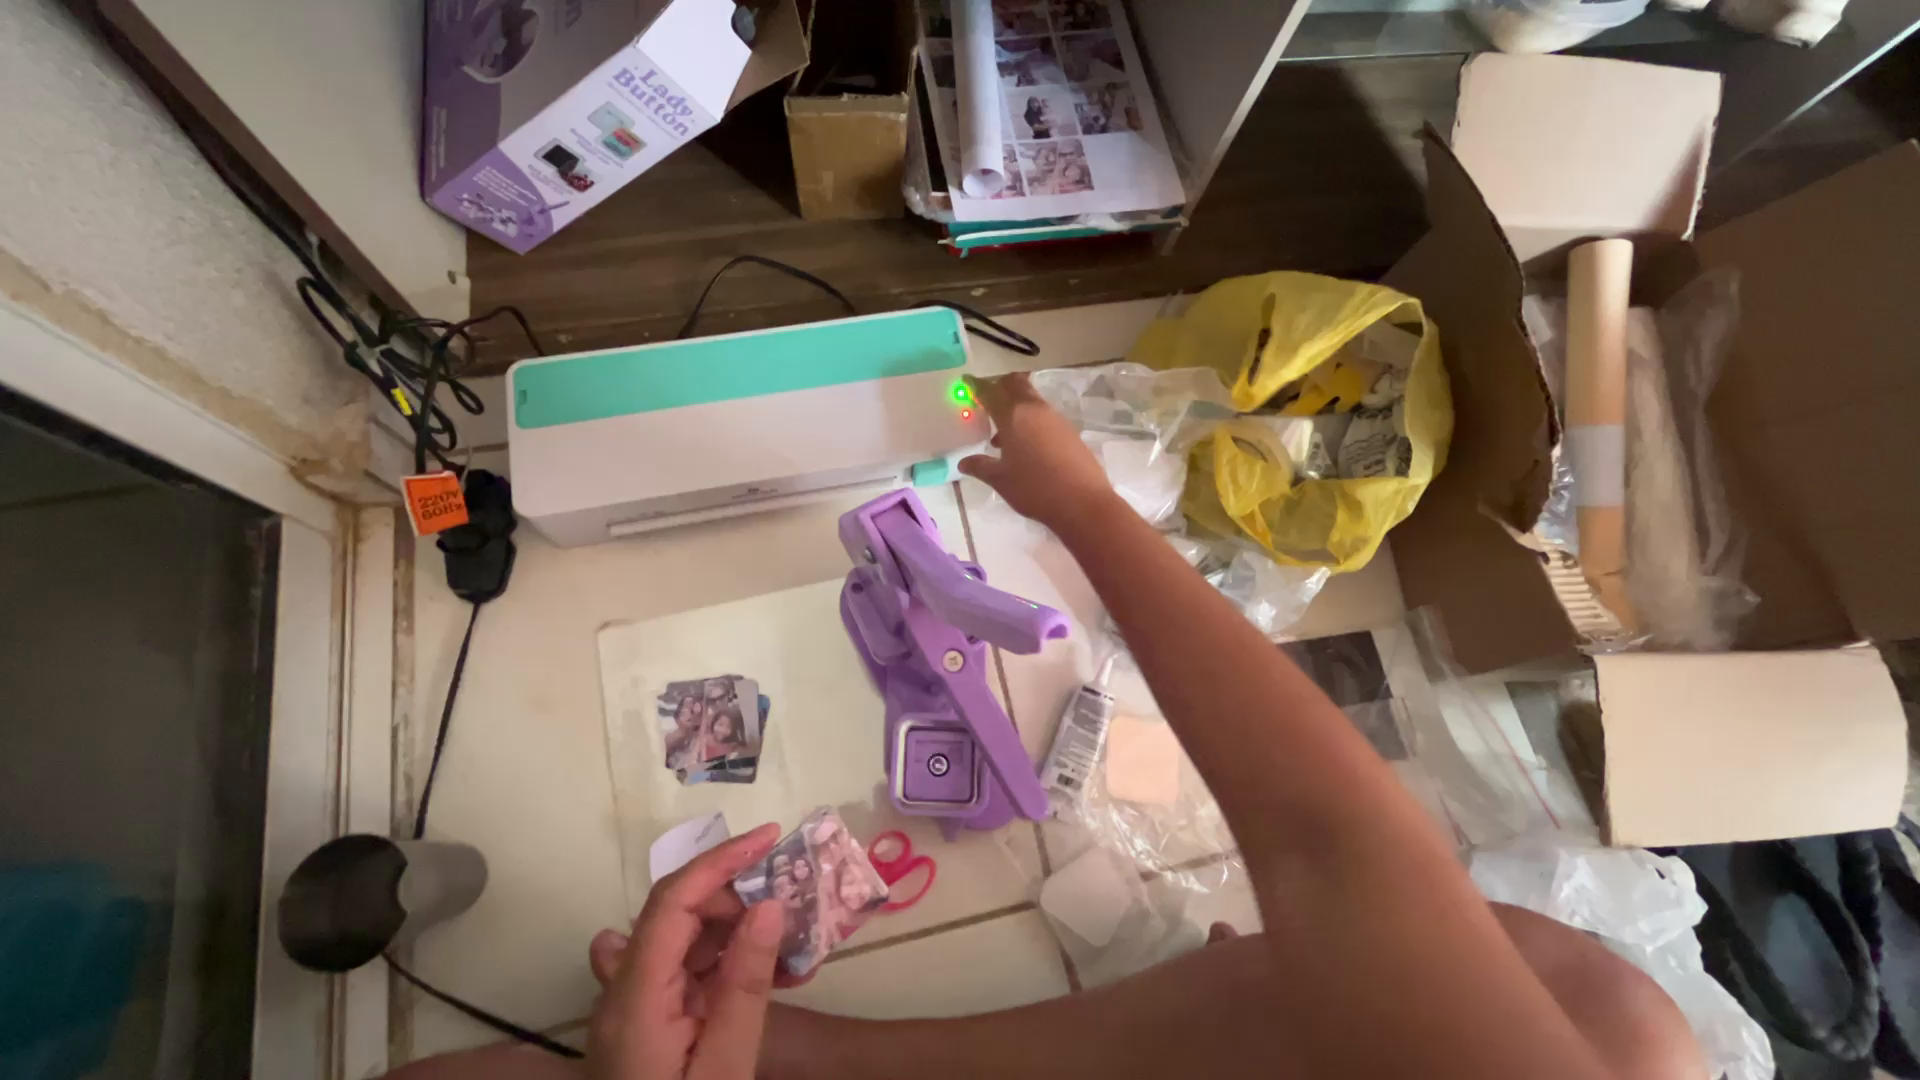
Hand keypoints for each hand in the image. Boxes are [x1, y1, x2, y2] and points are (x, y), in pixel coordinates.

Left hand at [586, 824, 802, 1079]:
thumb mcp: (726, 1068)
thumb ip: (745, 984)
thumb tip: (769, 903)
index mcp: (635, 999)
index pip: (673, 902)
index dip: (721, 860)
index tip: (771, 838)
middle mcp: (622, 991)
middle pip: (679, 915)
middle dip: (739, 898)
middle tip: (795, 908)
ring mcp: (632, 1007)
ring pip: (686, 939)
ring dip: (740, 931)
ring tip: (792, 949)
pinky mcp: (647, 1021)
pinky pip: (689, 970)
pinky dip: (730, 962)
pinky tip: (769, 975)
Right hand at [958, 373, 1117, 529]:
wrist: (1082, 502)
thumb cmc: (1034, 489)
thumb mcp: (1001, 480)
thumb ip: (980, 467)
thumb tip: (964, 463)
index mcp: (1013, 416)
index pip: (990, 392)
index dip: (977, 386)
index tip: (968, 383)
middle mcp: (1035, 410)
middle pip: (1016, 385)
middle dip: (1000, 387)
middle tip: (987, 401)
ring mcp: (1056, 419)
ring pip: (1031, 401)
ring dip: (1015, 409)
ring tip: (1002, 437)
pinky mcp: (1070, 431)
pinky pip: (1044, 417)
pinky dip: (1030, 422)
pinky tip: (1025, 448)